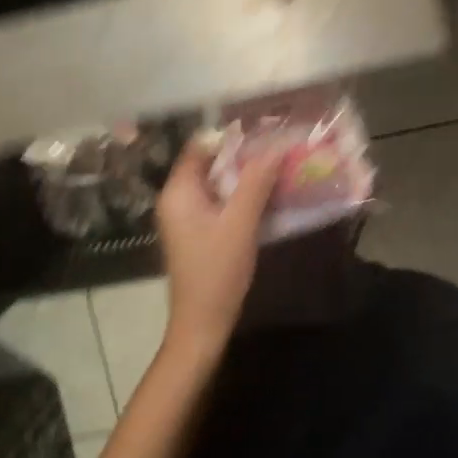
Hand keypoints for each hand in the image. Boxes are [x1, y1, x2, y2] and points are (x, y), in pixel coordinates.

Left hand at [154, 140, 281, 355]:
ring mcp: (186, 217)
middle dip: (244, 157)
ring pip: (218, 184)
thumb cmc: (217, 272)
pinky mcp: (198, 232)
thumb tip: (276, 145)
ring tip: (280, 169)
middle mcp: (177, 199)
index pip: (201, 146)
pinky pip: (220, 203)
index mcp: (178, 191)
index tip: (266, 133)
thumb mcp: (240, 223)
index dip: (232, 137)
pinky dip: (241, 197)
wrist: (202, 324)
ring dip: (246, 178)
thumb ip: (256, 182)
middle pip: (210, 164)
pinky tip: (268, 198)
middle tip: (279, 150)